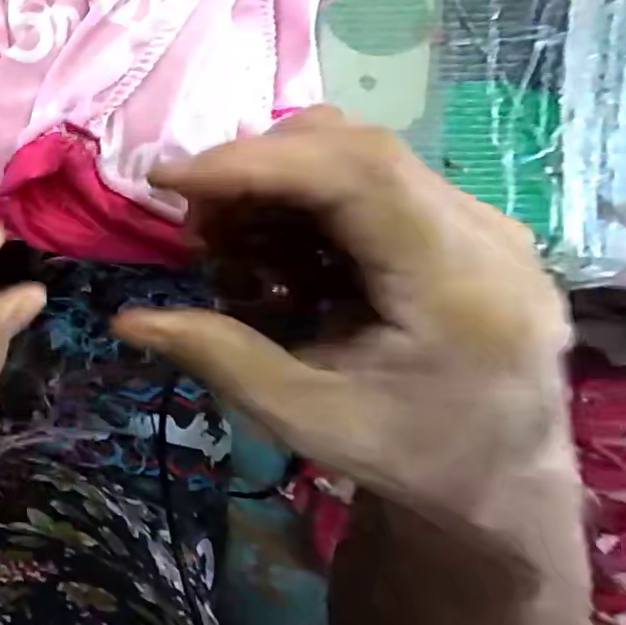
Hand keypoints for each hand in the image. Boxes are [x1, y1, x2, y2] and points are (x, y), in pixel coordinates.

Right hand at [112, 108, 579, 565]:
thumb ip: (217, 355)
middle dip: (245, 173)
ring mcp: (466, 221)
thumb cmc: (408, 452)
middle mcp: (477, 232)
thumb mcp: (302, 416)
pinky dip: (284, 200)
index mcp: (458, 283)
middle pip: (347, 148)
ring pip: (344, 152)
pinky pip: (349, 178)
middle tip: (195, 230)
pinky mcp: (441, 223)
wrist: (499, 477)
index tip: (167, 183)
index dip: (251, 164)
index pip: (356, 174)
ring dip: (262, 184)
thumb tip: (126, 319)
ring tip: (226, 247)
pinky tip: (266, 254)